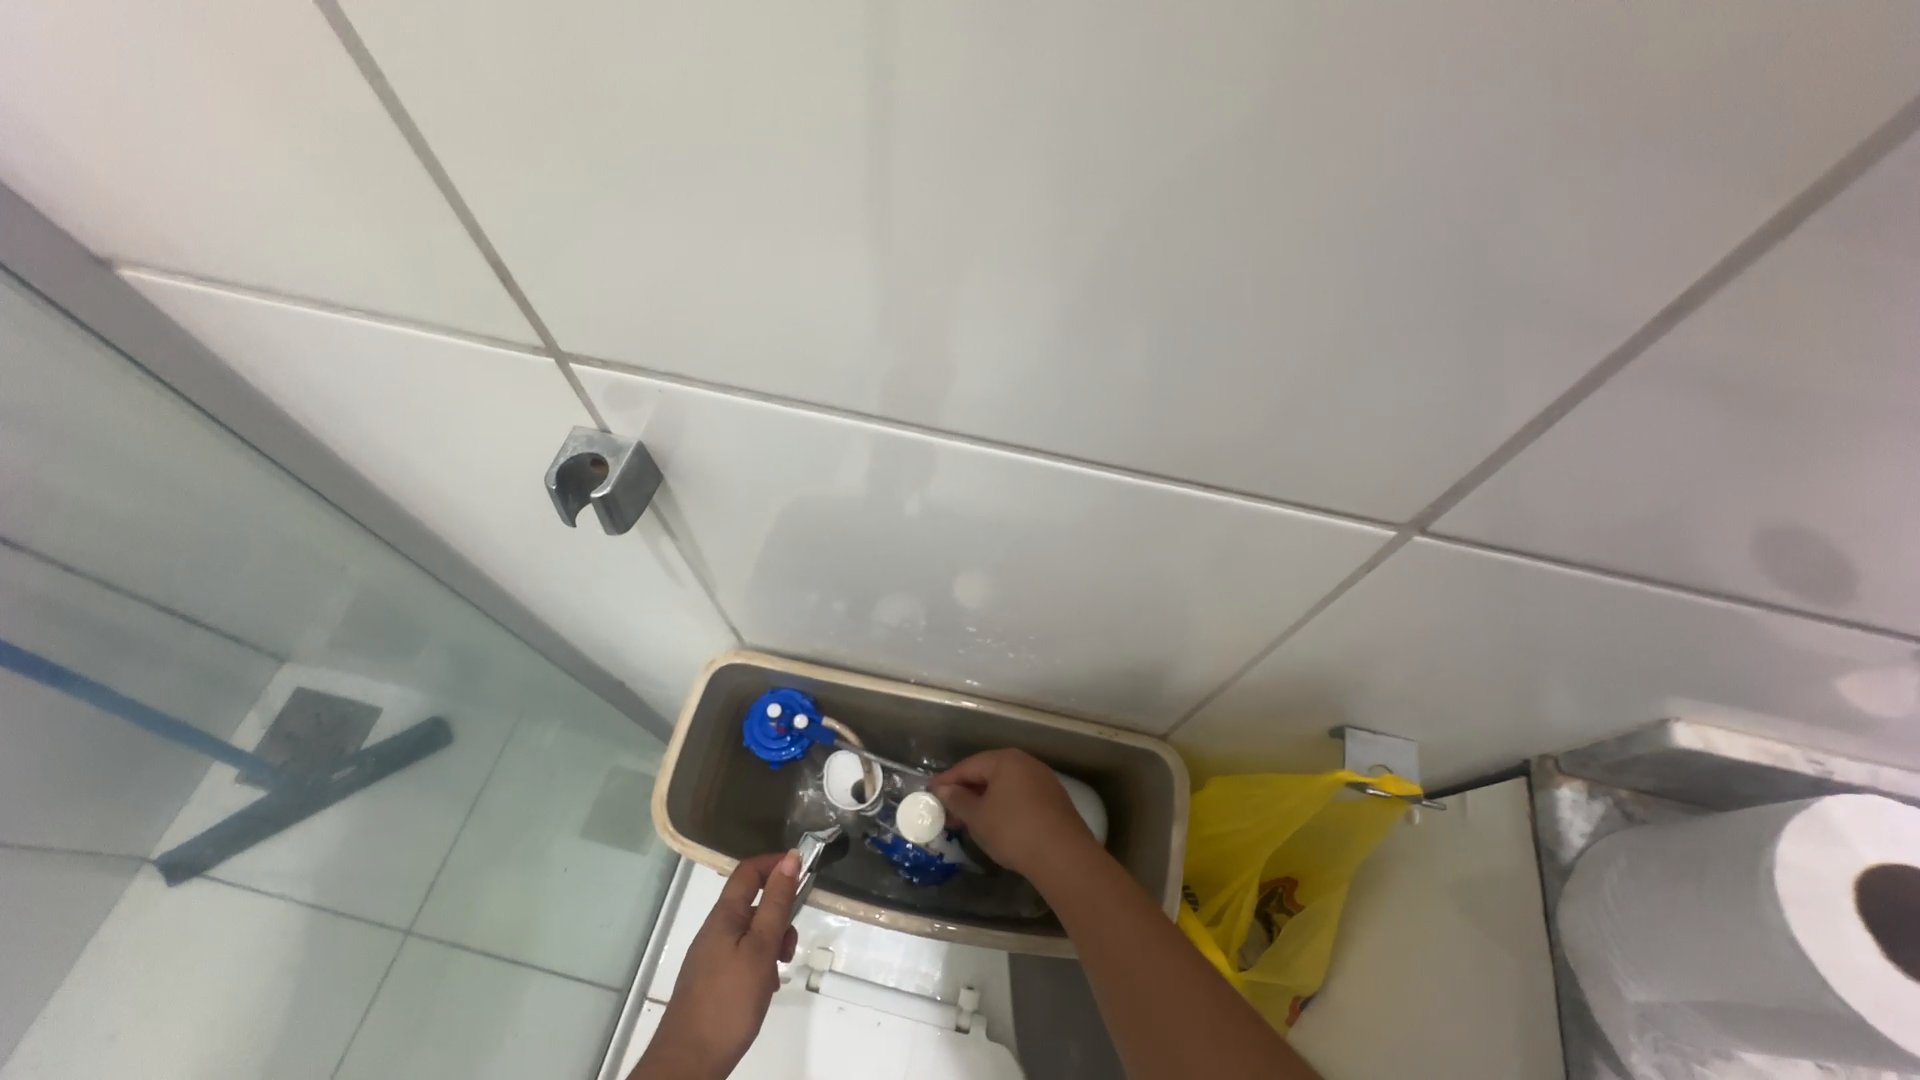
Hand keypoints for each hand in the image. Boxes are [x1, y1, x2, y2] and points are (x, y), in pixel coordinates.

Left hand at [629, 852, 799, 1079]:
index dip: (775, 864)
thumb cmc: (729, 1001)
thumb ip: (776, 903)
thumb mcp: (761, 948)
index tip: (804, 872)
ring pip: (751, 933)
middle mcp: (715, 931)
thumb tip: (789, 858)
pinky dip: (761, 964)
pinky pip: (743, 957)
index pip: (748, 872)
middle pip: (753, 904)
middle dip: (779, 915)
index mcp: (724, 916)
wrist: (688, 1062)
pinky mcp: (713, 980)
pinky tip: (765, 989)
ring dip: (772, 943)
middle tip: (789, 948)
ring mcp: (711, 956)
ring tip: (778, 973)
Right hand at [930, 749, 1097, 878]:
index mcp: (1006, 760)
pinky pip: (1020, 797)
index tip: (929, 793)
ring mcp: (1043, 781)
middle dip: (965, 792)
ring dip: (983, 801)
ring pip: (1005, 786)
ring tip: (966, 820)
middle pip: (988, 773)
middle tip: (946, 810)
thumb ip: (958, 800)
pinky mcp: (1053, 800)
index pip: (969, 765)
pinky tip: (994, 824)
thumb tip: (943, 789)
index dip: (947, 780)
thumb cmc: (1013, 830)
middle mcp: (1026, 763)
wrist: (1064, 856)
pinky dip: (1002, 806)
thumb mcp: (978, 816)